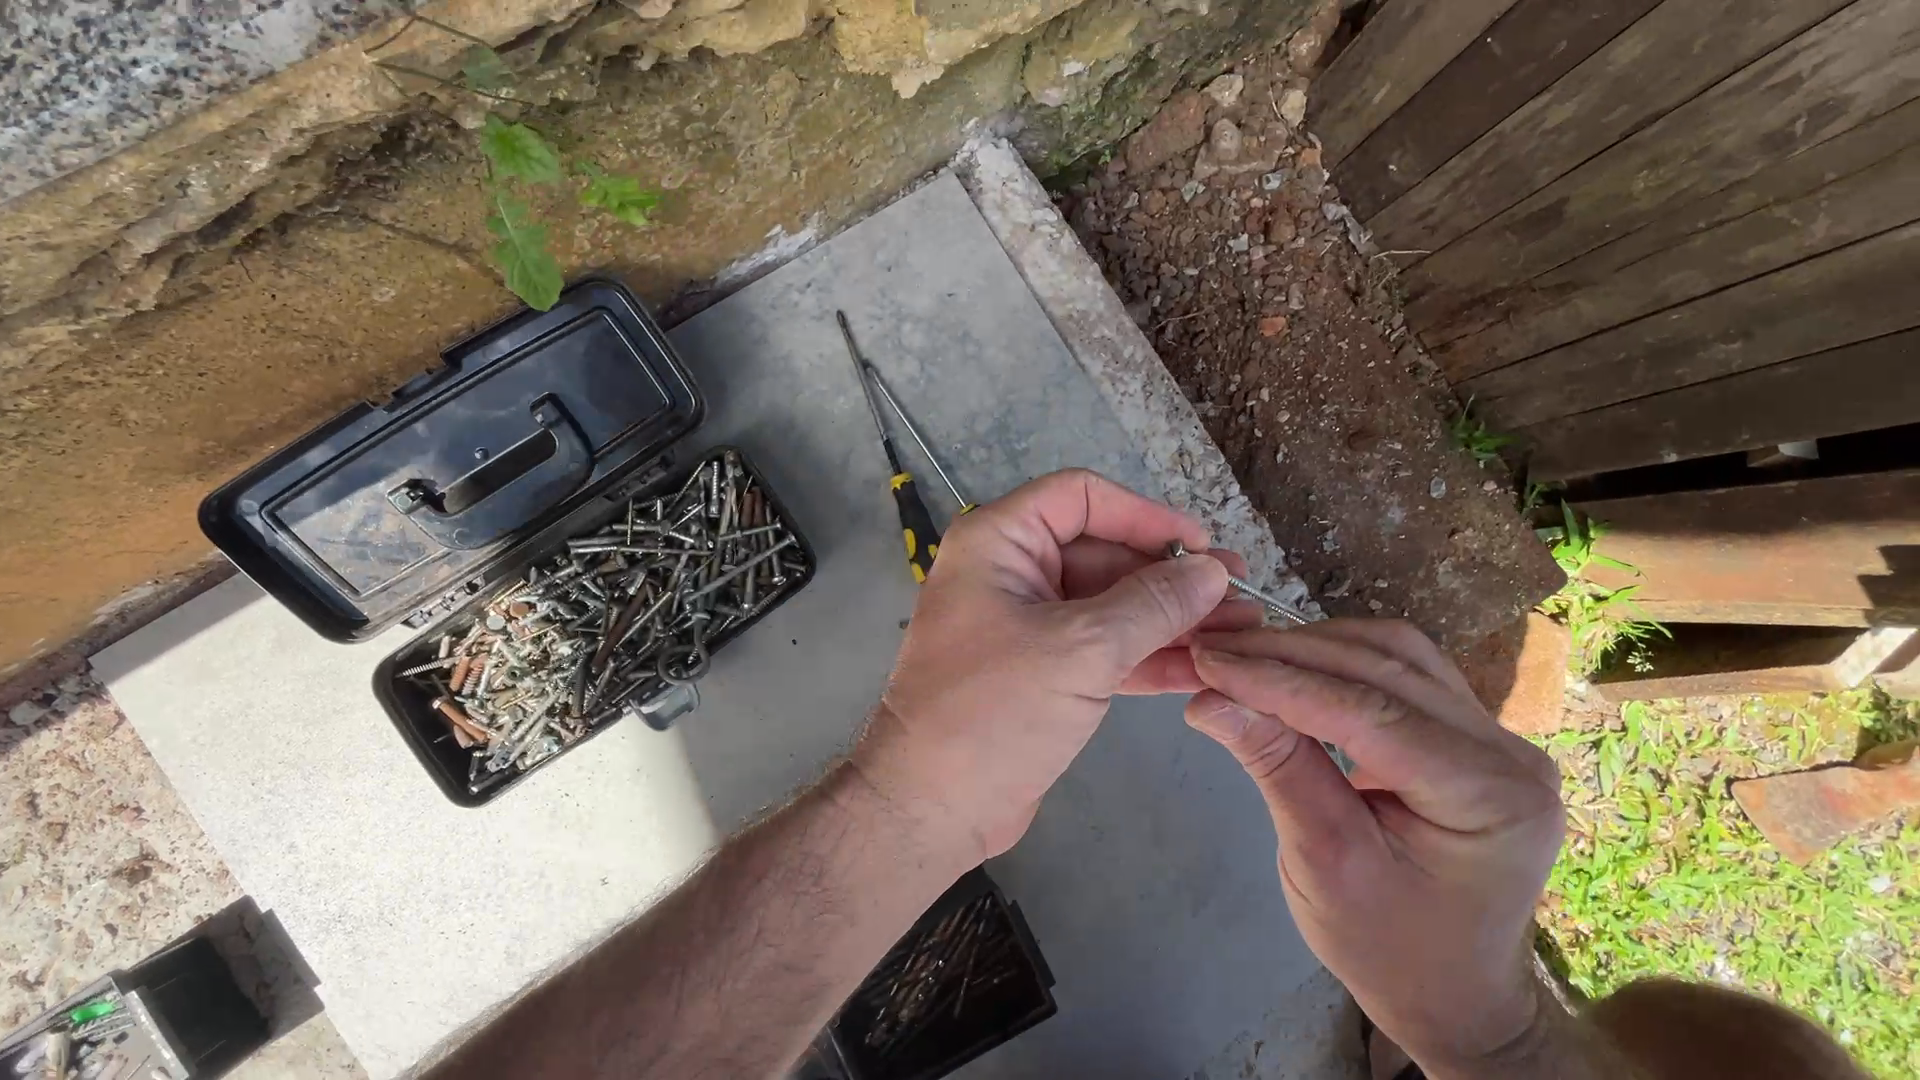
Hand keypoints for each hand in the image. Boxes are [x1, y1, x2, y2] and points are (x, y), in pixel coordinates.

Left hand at [851, 468, 1260, 863]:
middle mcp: (1010, 572)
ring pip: (1109, 605)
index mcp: (999, 542)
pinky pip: (1102, 648)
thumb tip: (1212, 570)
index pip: (1080, 498)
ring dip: (1170, 617)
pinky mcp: (1042, 671)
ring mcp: (1026, 624)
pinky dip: (1147, 656)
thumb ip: (1152, 604)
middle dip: (1170, 576)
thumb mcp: (1081, 649)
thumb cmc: (994, 710)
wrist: (932, 806)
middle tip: (1241, 592)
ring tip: (1240, 628)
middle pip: (1102, 554)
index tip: (1202, 545)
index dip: (1145, 515)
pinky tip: (1204, 666)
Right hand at [1184, 621, 1564, 1075]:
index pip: (1369, 711)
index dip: (1279, 680)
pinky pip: (1398, 671)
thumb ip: (1276, 766)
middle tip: (1209, 649)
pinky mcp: (1468, 732)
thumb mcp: (1322, 861)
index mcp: (1491, 795)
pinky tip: (1286, 667)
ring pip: (1393, 654)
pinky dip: (1333, 661)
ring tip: (1239, 654)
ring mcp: (1495, 735)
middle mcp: (1507, 750)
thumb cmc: (1386, 946)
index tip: (1206, 661)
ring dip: (1310, 646)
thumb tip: (1208, 696)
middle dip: (1287, 653)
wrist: (1448, 991)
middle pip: (1386, 667)